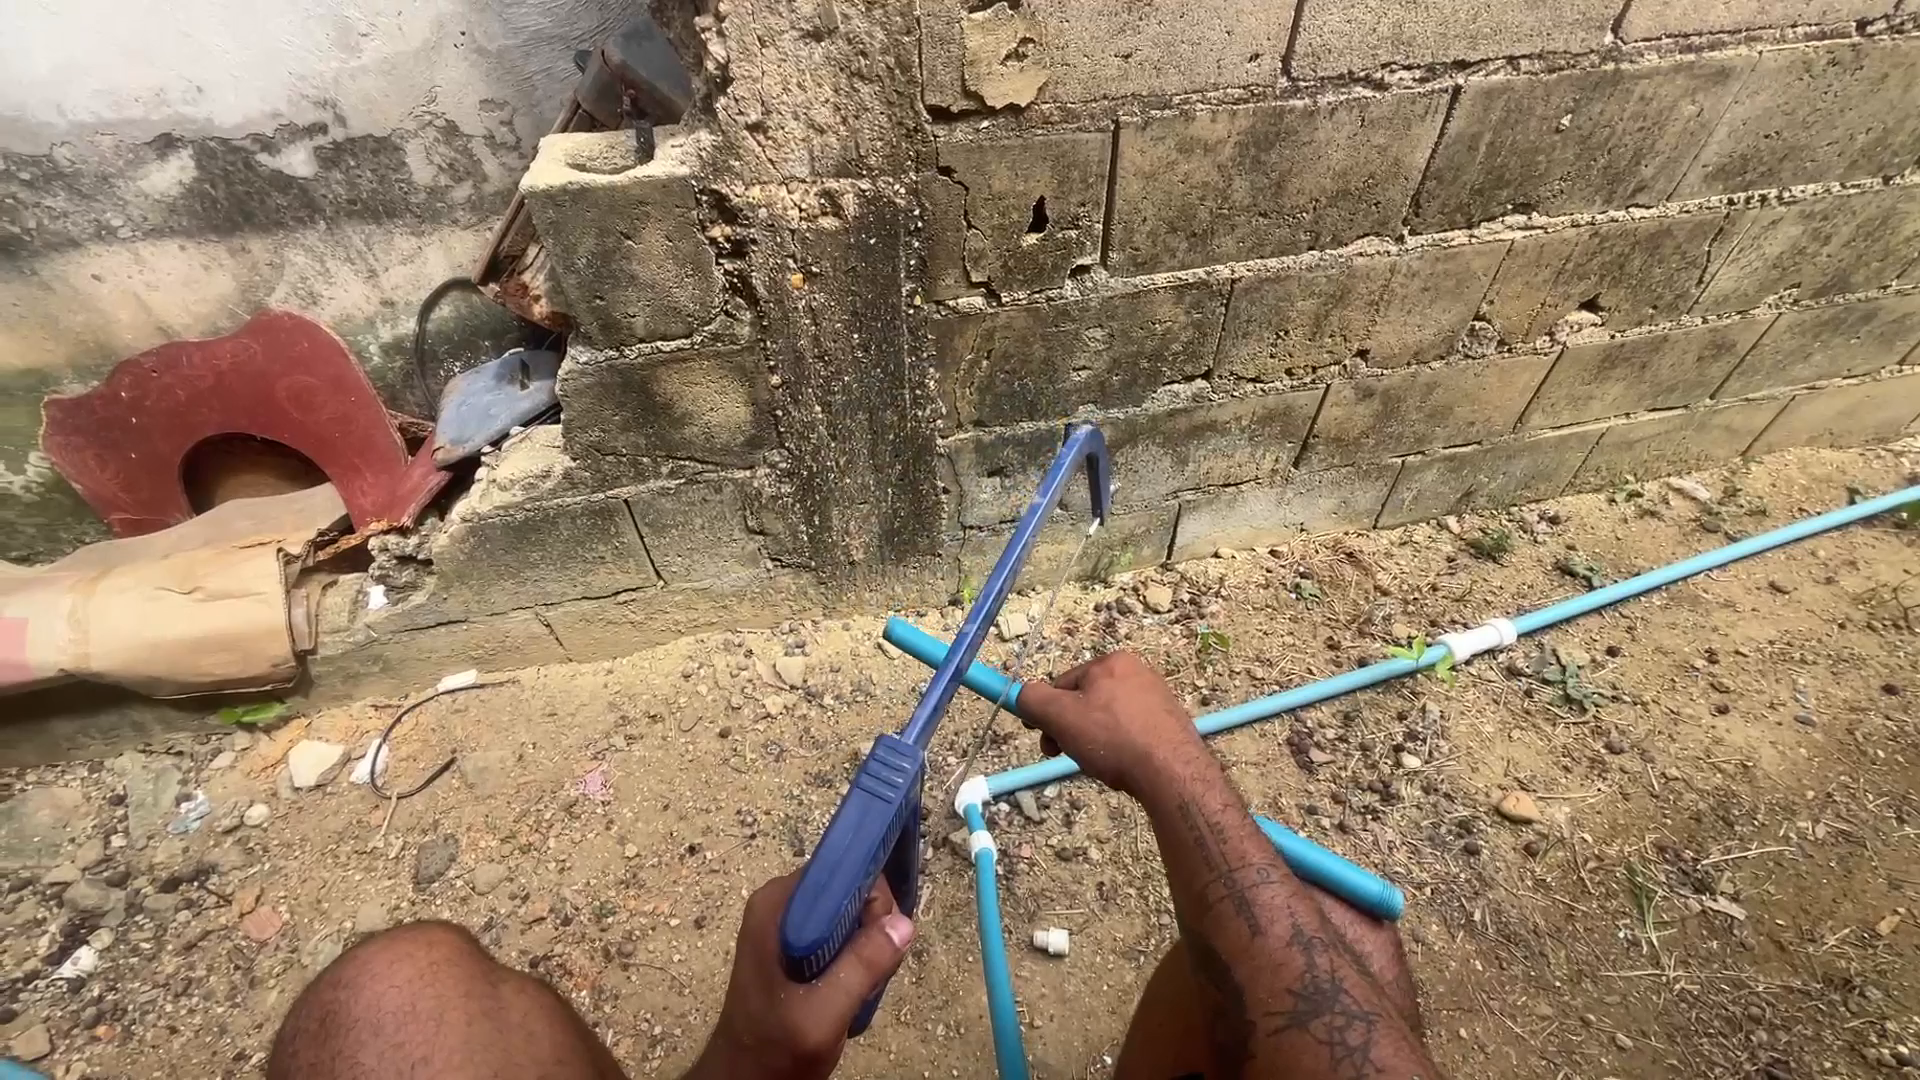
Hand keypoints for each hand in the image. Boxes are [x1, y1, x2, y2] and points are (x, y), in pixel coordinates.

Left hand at [683, 872, 914, 1079]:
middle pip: (848, 888)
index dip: (871, 898)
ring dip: (865, 946)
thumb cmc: (773, 1052)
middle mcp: (781, 902)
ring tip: (858, 988)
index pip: (841, 870)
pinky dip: (854, 955)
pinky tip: (849, 989)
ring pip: (849, 911)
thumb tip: (905, 923)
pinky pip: (840, 930)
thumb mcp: (821, 1016)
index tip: (882, 938)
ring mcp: (786, 922)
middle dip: (870, 926)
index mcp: (777, 903)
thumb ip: (861, 968)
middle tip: (871, 973)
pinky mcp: (794, 942)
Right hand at [1017, 652, 1207, 796]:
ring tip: (1100, 765)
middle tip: (1069, 756)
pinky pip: (1132, 732)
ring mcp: (1157, 698)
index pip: (1063, 684)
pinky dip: (1120, 748)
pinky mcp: (1170, 723)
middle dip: (1072, 729)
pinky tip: (1122, 768)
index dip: (1049, 713)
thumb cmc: (1112, 738)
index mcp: (1112, 662)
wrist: (1173, 773)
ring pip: (1108, 719)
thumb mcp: (1060, 716)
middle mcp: (1137, 672)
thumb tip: (1023, 695)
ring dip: (1095, 741)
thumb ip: (1033, 700)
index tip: (1046, 741)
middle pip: (1087, 700)